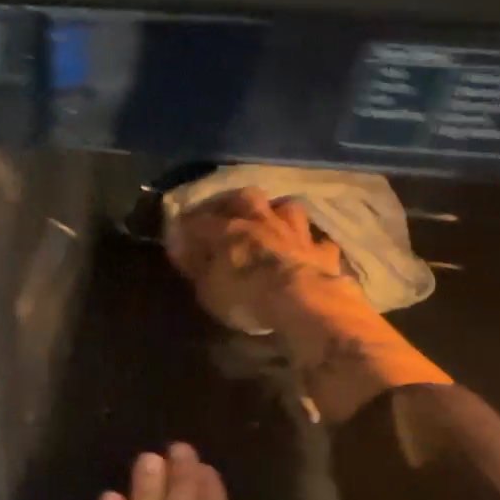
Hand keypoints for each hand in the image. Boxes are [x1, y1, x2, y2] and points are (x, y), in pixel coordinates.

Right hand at [165, 187, 349, 337]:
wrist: (301, 301)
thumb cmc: (246, 295)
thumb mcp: (209, 289)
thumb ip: (195, 266)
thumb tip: (180, 247)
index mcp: (230, 230)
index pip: (200, 221)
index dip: (187, 226)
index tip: (178, 231)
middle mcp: (262, 221)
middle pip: (246, 198)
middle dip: (233, 203)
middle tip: (227, 212)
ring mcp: (296, 233)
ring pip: (286, 207)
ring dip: (277, 212)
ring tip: (271, 220)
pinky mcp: (321, 251)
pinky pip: (317, 241)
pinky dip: (310, 243)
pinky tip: (308, 248)